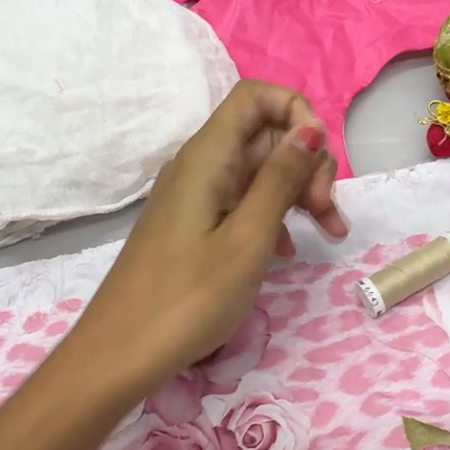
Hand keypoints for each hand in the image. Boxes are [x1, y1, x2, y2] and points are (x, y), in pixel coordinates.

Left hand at [74, 81, 347, 386]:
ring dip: (299, 192)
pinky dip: (274, 215)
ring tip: (328, 233)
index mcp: (209, 156)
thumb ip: (281, 179)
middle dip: (307, 162)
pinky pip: (244, 200)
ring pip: (260, 170)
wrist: (121, 353)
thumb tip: (310, 128)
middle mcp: (201, 164)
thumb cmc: (188, 298)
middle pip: (265, 133)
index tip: (319, 158)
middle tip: (328, 213)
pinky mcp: (196, 223)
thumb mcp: (248, 238)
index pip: (256, 96)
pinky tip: (288, 250)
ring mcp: (197, 194)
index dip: (296, 112)